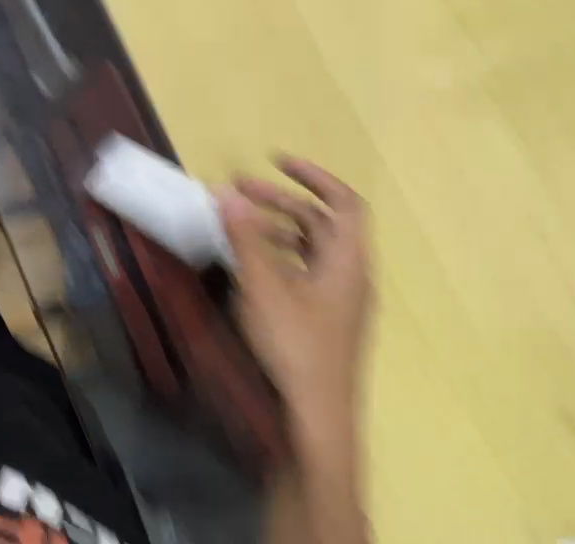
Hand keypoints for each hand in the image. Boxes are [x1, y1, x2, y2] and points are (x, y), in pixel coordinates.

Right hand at [222, 157, 372, 425]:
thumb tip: (226, 190)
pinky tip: (244, 262)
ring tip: (231, 224)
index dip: (314, 177)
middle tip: (234, 191)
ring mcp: (336, 298)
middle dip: (279, 200)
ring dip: (272, 226)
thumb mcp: (263, 286)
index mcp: (347, 262)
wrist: (316, 413)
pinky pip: (300, 269)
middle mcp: (348, 275)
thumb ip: (244, 236)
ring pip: (308, 247)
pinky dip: (273, 253)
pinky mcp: (320, 317)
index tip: (275, 162)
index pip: (344, 203)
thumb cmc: (295, 344)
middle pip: (321, 222)